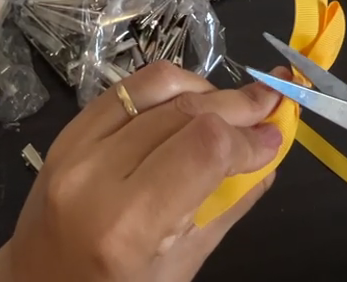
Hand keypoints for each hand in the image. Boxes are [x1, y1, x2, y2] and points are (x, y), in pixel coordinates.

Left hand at [0, 61, 283, 281]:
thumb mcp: (178, 268)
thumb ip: (228, 206)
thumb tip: (272, 152)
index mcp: (125, 225)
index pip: (203, 148)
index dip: (248, 135)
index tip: (277, 134)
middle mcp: (95, 174)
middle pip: (185, 110)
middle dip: (238, 104)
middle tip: (273, 98)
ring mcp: (75, 144)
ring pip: (158, 84)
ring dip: (206, 87)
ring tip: (233, 105)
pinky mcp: (69, 128)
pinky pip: (129, 86)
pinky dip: (169, 85)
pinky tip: (192, 99)